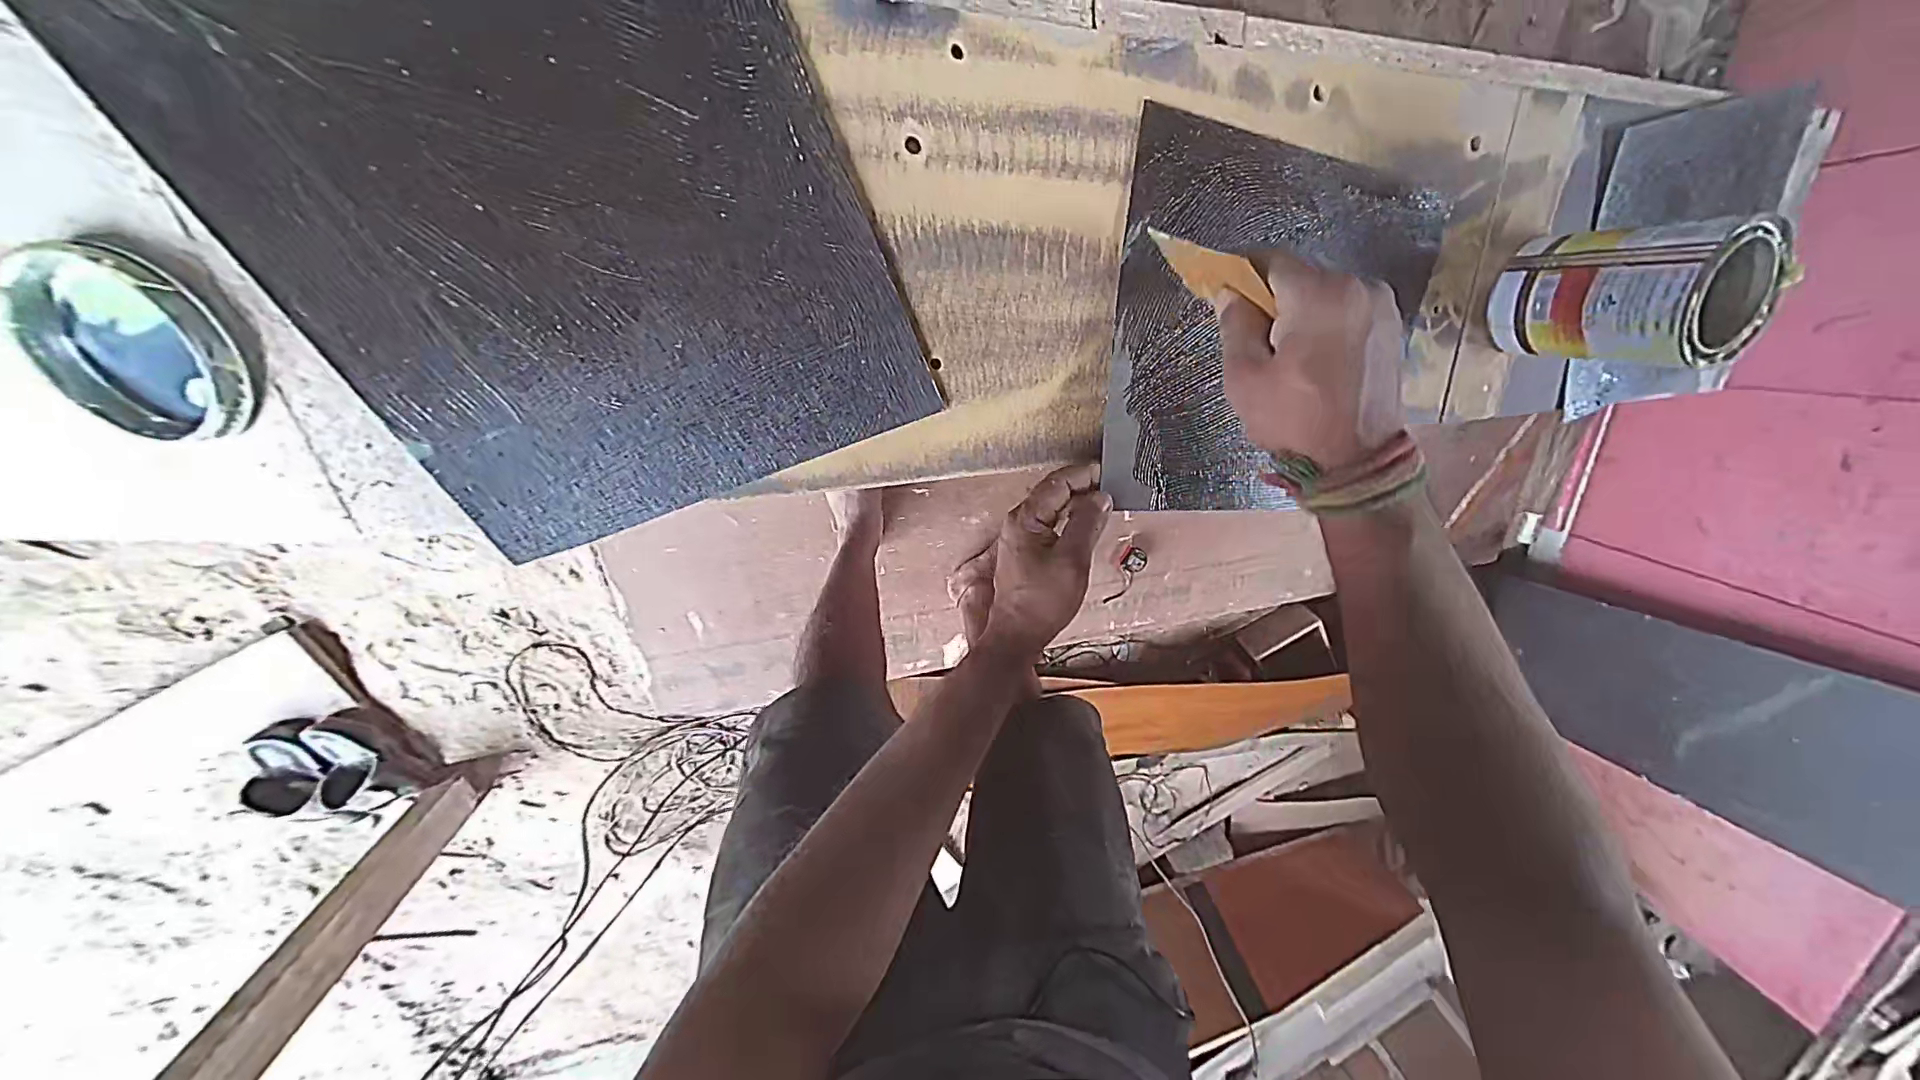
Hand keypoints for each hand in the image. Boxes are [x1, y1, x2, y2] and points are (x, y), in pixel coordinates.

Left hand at [948, 464, 1110, 660]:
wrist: (1018, 634)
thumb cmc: (1041, 602)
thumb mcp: (1073, 559)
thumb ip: (1087, 524)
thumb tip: (1100, 498)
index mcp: (1025, 519)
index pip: (1057, 483)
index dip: (1084, 475)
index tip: (1107, 473)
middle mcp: (1018, 523)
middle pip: (1052, 491)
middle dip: (1081, 485)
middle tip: (1110, 486)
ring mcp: (1019, 536)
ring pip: (1051, 507)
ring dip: (1076, 501)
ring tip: (1102, 502)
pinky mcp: (1025, 550)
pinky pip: (1049, 522)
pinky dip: (1068, 518)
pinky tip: (1084, 524)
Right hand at [1218, 251, 1405, 470]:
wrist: (1357, 462)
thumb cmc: (1294, 421)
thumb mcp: (1245, 378)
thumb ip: (1235, 326)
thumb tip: (1229, 294)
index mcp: (1320, 295)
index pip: (1270, 262)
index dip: (1239, 273)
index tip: (1218, 290)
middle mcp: (1357, 287)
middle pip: (1297, 276)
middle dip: (1267, 298)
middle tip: (1246, 336)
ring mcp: (1380, 306)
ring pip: (1320, 294)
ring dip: (1294, 313)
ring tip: (1279, 356)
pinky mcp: (1389, 327)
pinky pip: (1342, 311)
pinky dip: (1319, 324)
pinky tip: (1307, 360)